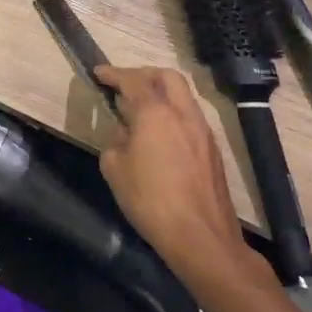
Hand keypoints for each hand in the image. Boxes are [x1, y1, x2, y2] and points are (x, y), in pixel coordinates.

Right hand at [94, 66, 250, 276]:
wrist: (202, 239)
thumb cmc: (151, 200)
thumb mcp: (114, 167)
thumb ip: (116, 139)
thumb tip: (125, 132)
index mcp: (155, 113)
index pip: (132, 80)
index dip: (112, 73)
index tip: (98, 73)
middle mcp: (183, 115)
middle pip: (167, 76)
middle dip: (143, 74)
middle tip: (124, 84)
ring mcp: (203, 133)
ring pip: (183, 96)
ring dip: (161, 94)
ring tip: (140, 110)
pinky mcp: (213, 152)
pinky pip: (191, 118)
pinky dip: (173, 114)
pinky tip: (159, 134)